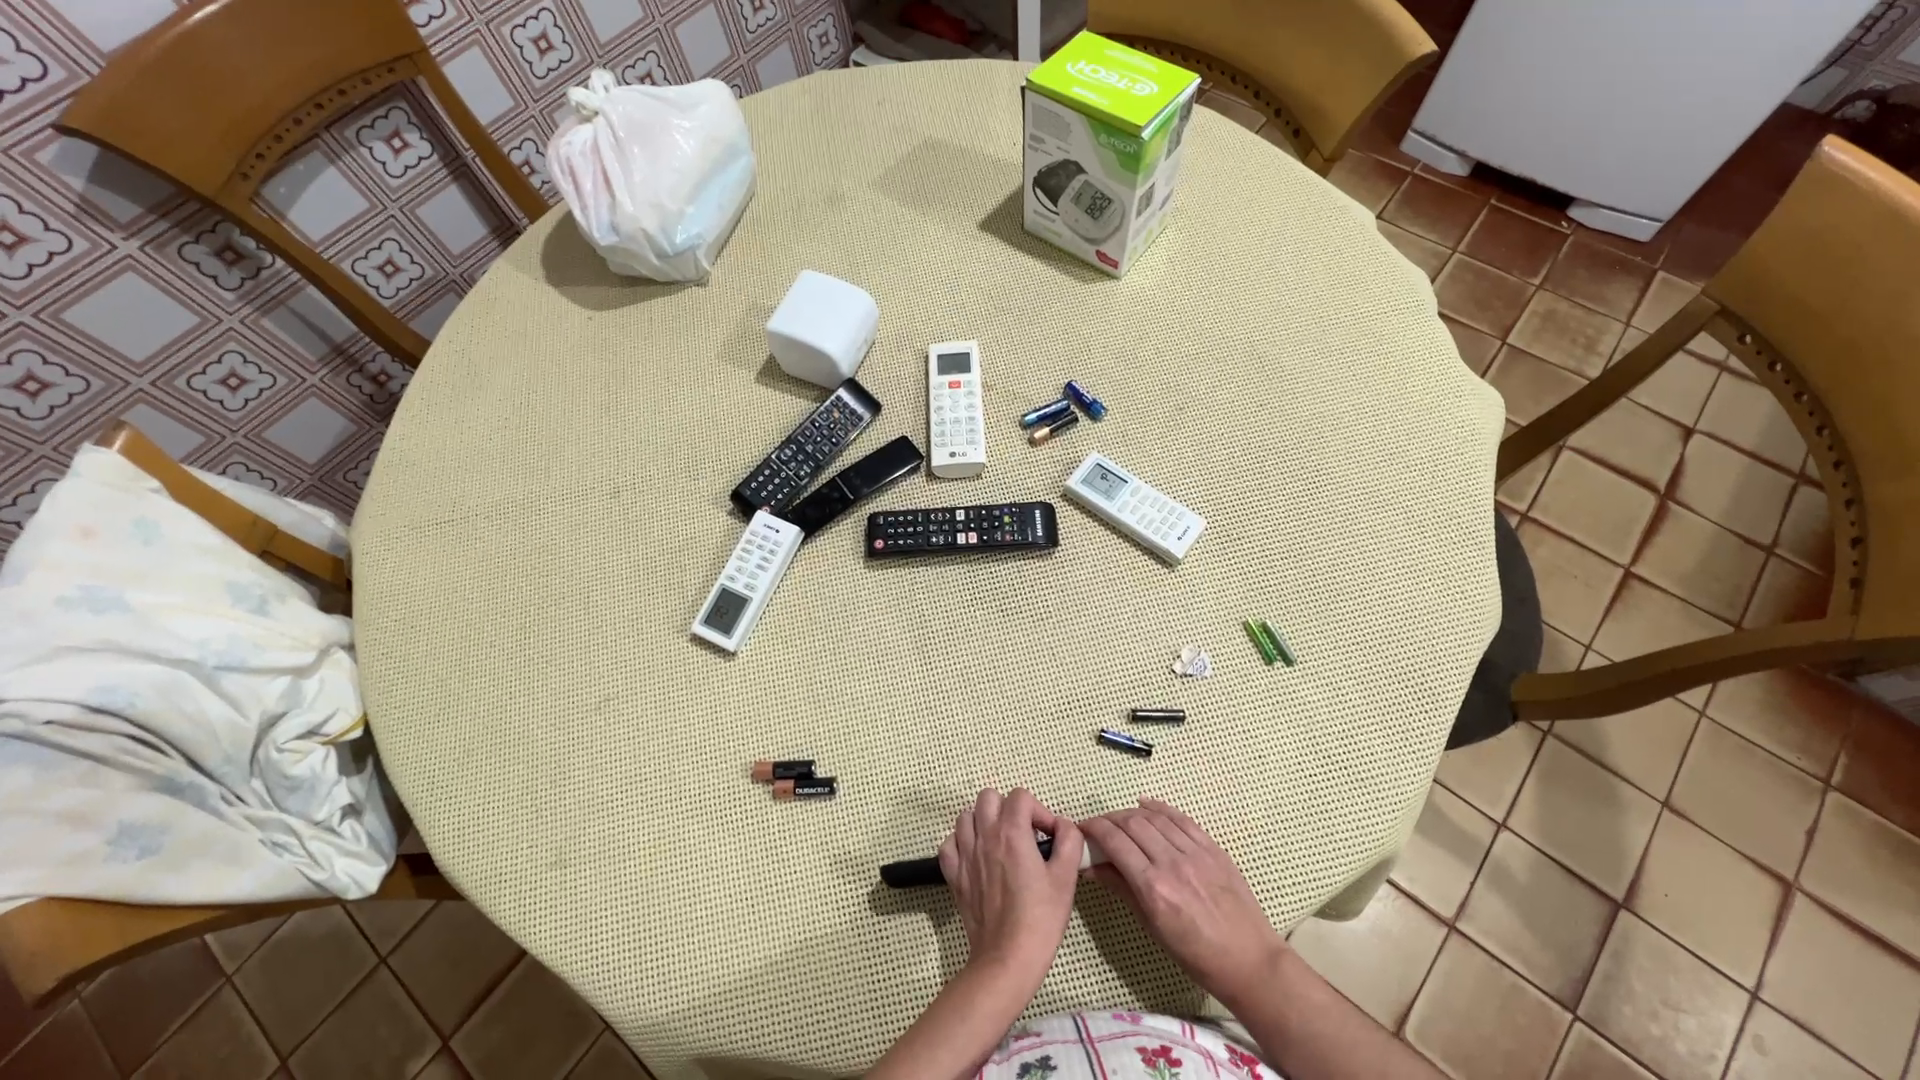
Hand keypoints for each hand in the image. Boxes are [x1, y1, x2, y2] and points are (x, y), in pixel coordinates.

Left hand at [937, 788, 1084, 979]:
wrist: (1008, 957)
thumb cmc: (1041, 918)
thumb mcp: (1067, 877)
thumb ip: (1069, 841)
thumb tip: (1062, 826)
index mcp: (1012, 833)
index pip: (1020, 796)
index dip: (1038, 811)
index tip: (1048, 836)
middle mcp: (984, 836)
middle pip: (989, 797)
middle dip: (1008, 809)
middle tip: (1023, 834)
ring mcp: (964, 854)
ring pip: (966, 816)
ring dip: (984, 822)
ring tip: (1000, 843)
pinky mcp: (953, 875)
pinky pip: (949, 843)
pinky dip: (961, 843)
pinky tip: (977, 857)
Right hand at [1080, 799, 1285, 1005]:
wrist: (1248, 960)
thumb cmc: (1195, 954)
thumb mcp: (1151, 927)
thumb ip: (1121, 889)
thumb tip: (1091, 868)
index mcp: (1154, 887)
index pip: (1115, 842)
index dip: (1094, 829)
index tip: (1082, 830)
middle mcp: (1173, 863)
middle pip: (1132, 824)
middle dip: (1109, 820)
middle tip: (1097, 827)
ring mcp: (1196, 853)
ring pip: (1155, 818)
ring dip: (1131, 813)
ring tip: (1119, 820)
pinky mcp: (1213, 849)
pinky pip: (1182, 819)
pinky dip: (1161, 808)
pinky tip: (1146, 805)